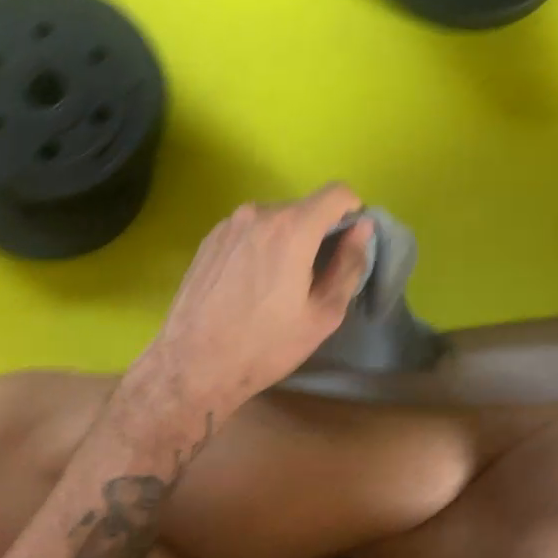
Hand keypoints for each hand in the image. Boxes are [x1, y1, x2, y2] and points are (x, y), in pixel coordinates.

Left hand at [136, 183, 374, 413]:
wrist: (194, 364)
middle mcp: (258, 213)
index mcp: (292, 228)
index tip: (349, 244)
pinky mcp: (210, 238)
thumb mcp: (324, 314)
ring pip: (276, 219)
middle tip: (315, 279)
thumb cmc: (266, 345)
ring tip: (279, 286)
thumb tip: (363, 229)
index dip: (352, 213)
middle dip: (319, 233)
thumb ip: (350, 264)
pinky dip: (262, 247)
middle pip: (305, 207)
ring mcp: (229, 223)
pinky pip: (251, 231)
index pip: (338, 193)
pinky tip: (251, 285)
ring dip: (289, 241)